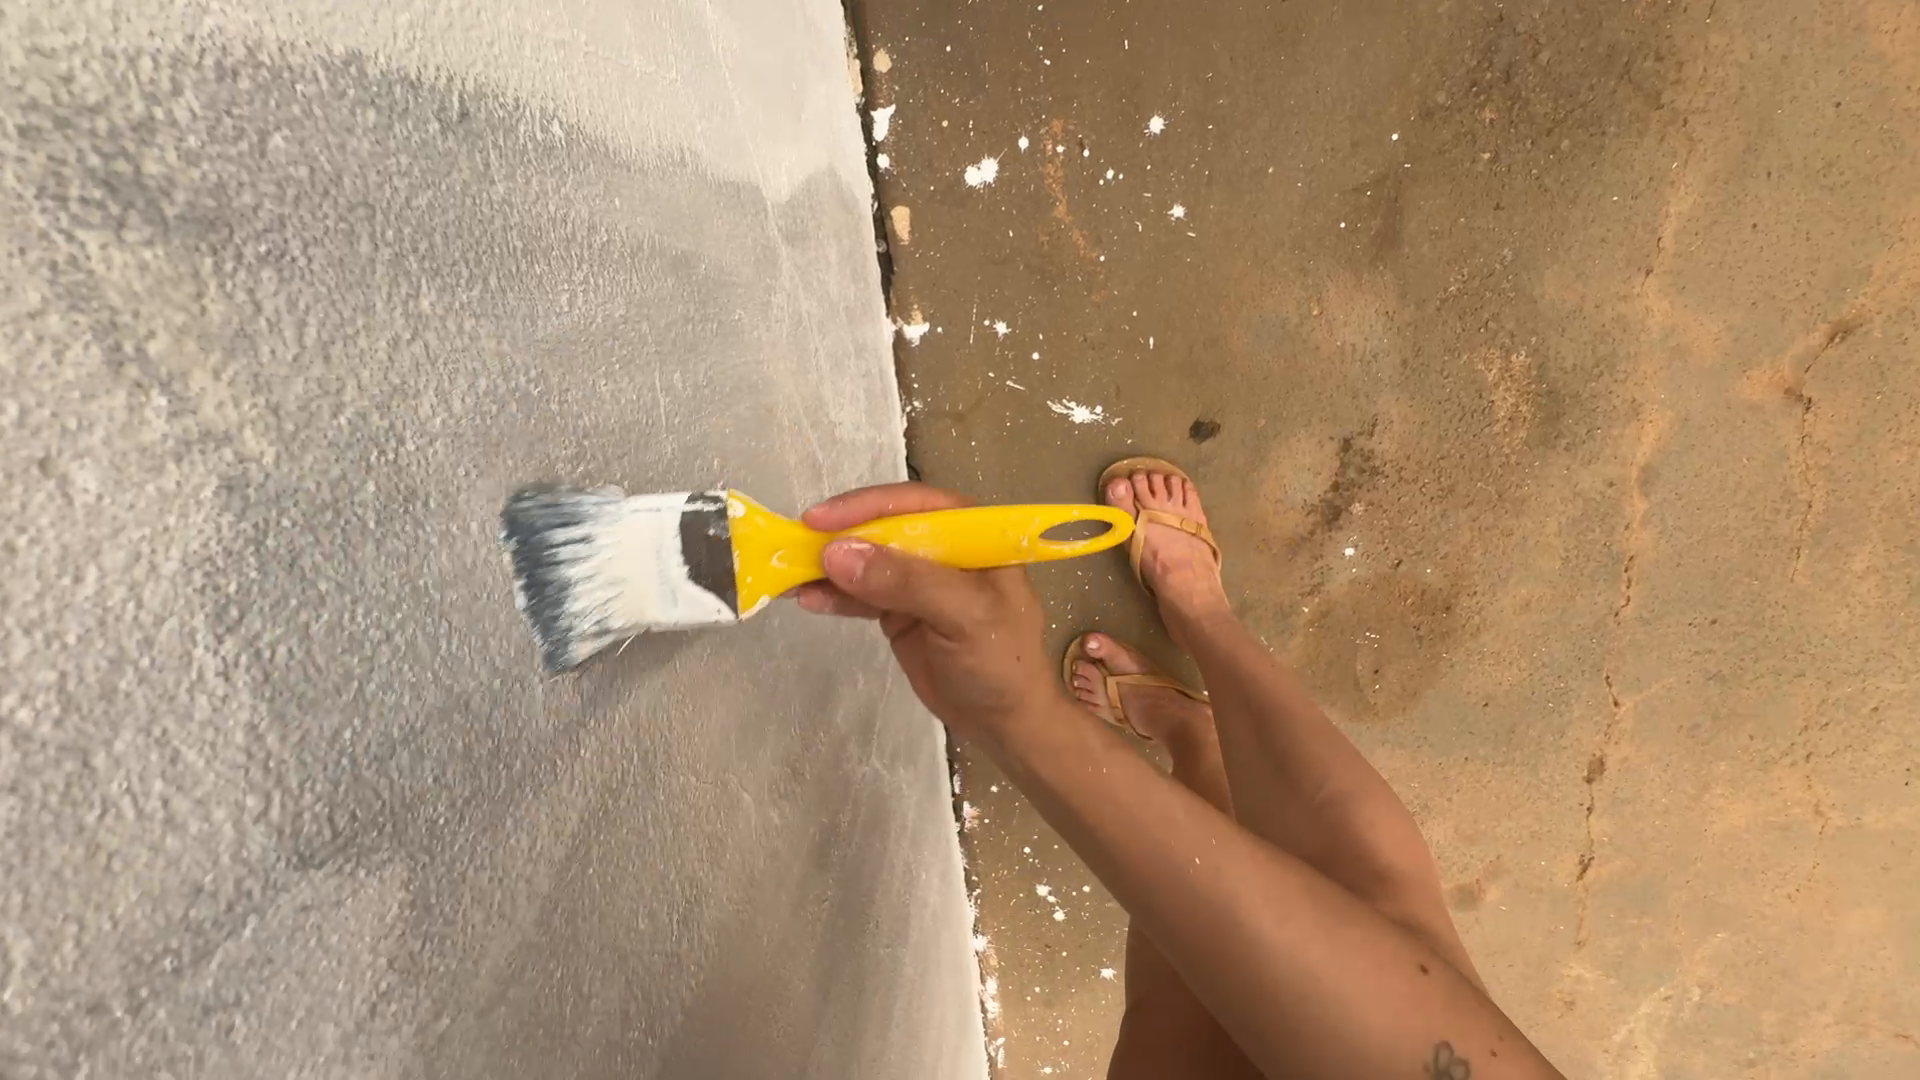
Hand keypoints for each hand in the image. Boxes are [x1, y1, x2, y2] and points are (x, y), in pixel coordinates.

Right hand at [791, 483, 1063, 746]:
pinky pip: (861, 596)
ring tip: (786, 575)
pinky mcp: (899, 611)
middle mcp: (942, 548)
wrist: (1005, 722)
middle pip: (883, 529)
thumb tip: (838, 553)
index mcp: (971, 534)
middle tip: (791, 546)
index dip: (865, 506)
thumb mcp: (964, 616)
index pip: (914, 505)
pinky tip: (806, 598)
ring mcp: (918, 581)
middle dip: (839, 536)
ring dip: (827, 567)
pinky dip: (833, 596)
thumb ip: (906, 582)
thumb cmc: (1001, 662)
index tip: (818, 520)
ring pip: (867, 562)